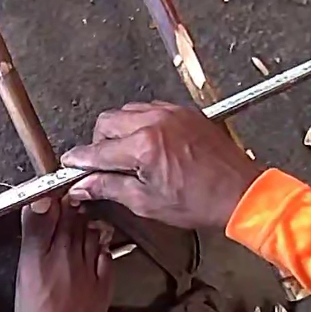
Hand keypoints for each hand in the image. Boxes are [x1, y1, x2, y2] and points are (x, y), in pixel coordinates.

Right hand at [59, 101, 264, 230]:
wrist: (239, 191)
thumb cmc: (201, 201)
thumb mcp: (147, 202)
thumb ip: (110, 188)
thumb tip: (83, 185)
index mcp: (144, 146)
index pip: (97, 150)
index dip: (79, 161)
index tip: (70, 166)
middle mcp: (155, 122)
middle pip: (107, 122)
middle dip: (99, 143)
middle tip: (103, 165)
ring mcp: (171, 113)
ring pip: (127, 112)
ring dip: (120, 131)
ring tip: (129, 156)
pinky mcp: (183, 112)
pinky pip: (150, 109)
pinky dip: (141, 123)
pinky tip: (148, 144)